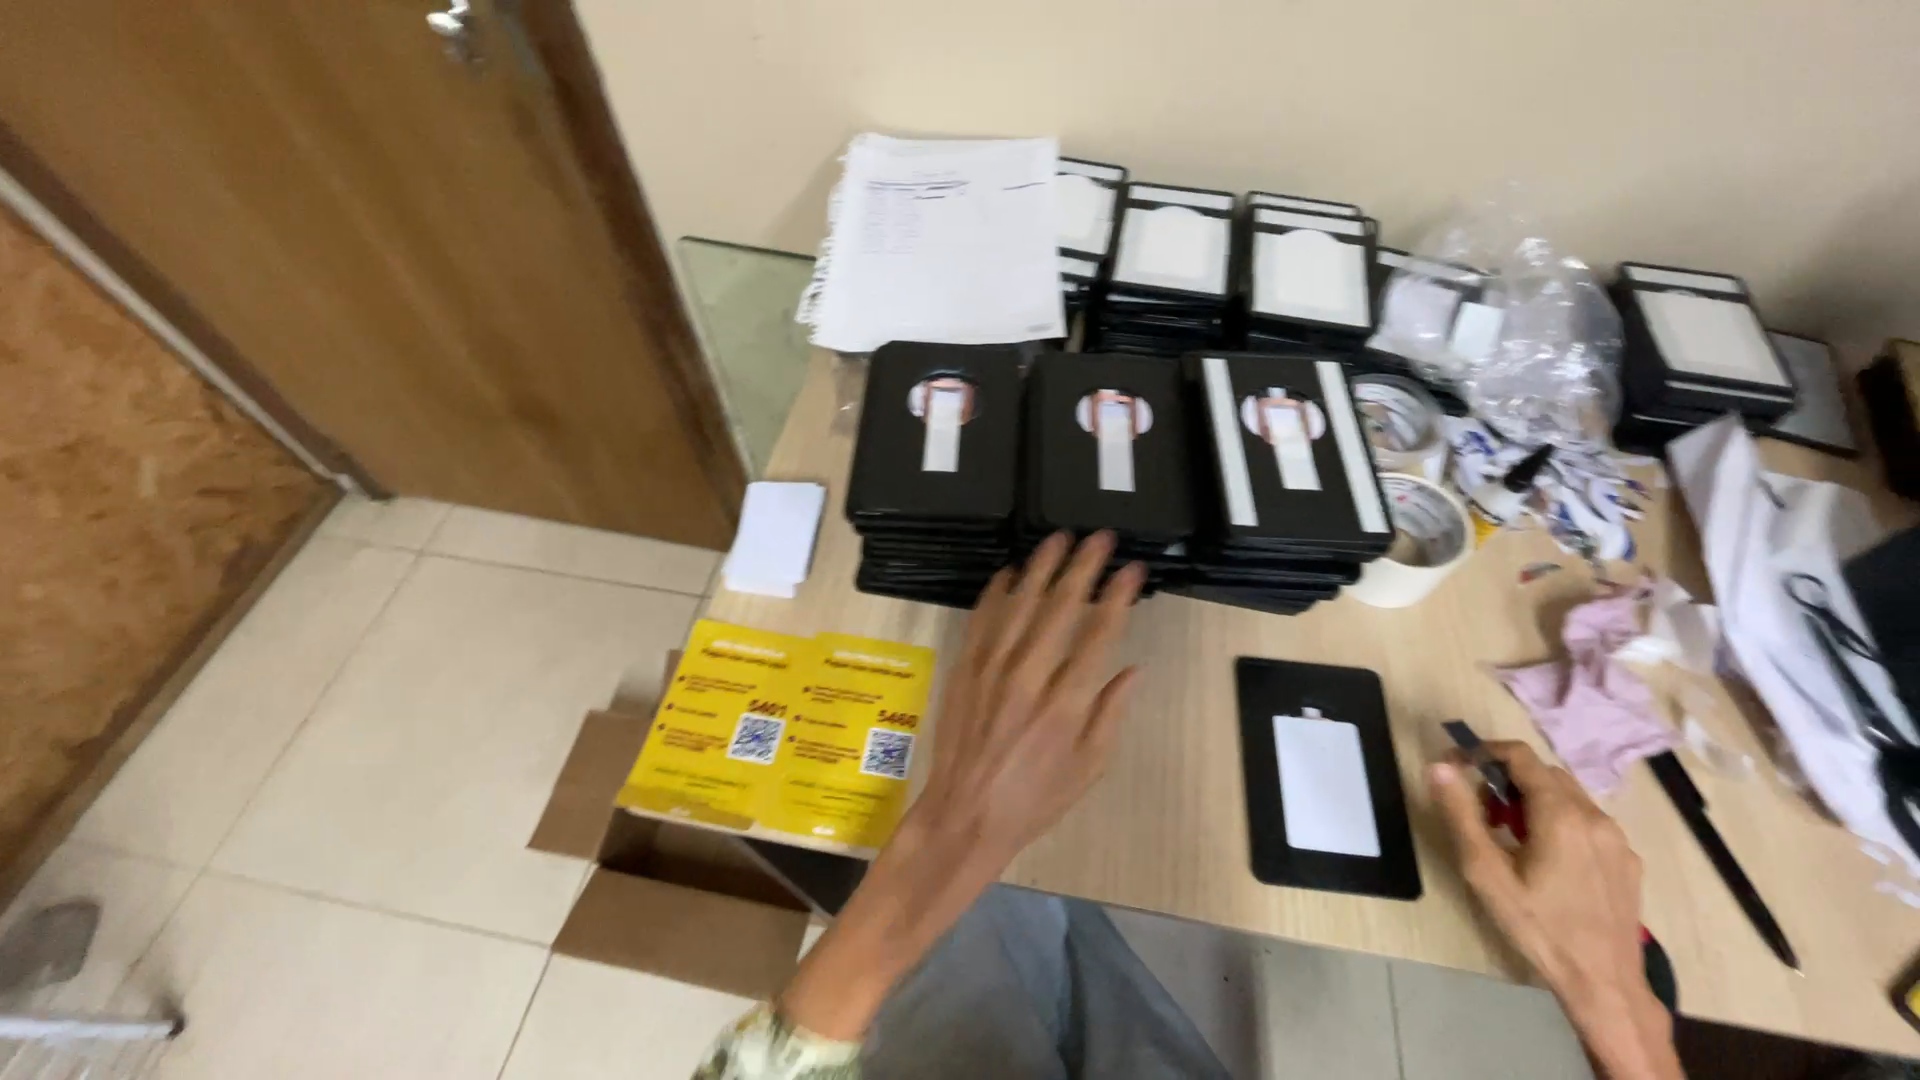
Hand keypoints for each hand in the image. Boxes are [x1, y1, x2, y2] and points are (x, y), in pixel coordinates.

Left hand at [910, 529, 1144, 866]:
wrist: (966, 813)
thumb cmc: (1035, 798)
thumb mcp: (1088, 767)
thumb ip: (1110, 713)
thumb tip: (1133, 669)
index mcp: (1066, 703)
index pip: (1099, 635)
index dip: (1118, 597)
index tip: (1131, 569)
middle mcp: (1029, 677)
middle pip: (1060, 609)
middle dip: (1083, 568)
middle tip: (1100, 538)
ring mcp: (990, 669)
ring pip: (1019, 605)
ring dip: (1040, 569)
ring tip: (1058, 539)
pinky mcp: (964, 669)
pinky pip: (980, 621)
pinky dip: (995, 593)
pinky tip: (1009, 572)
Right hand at [1429, 742, 1682, 1079]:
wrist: (1603, 982)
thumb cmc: (1537, 925)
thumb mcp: (1485, 871)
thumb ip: (1461, 813)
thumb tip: (1440, 766)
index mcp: (1561, 815)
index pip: (1521, 756)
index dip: (1483, 752)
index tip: (1456, 767)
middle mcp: (1595, 817)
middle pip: (1544, 773)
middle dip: (1506, 780)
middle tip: (1479, 812)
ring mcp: (1617, 840)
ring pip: (1568, 796)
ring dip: (1532, 800)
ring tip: (1508, 837)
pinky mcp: (1627, 861)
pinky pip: (1587, 822)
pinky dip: (1558, 821)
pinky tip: (1544, 859)